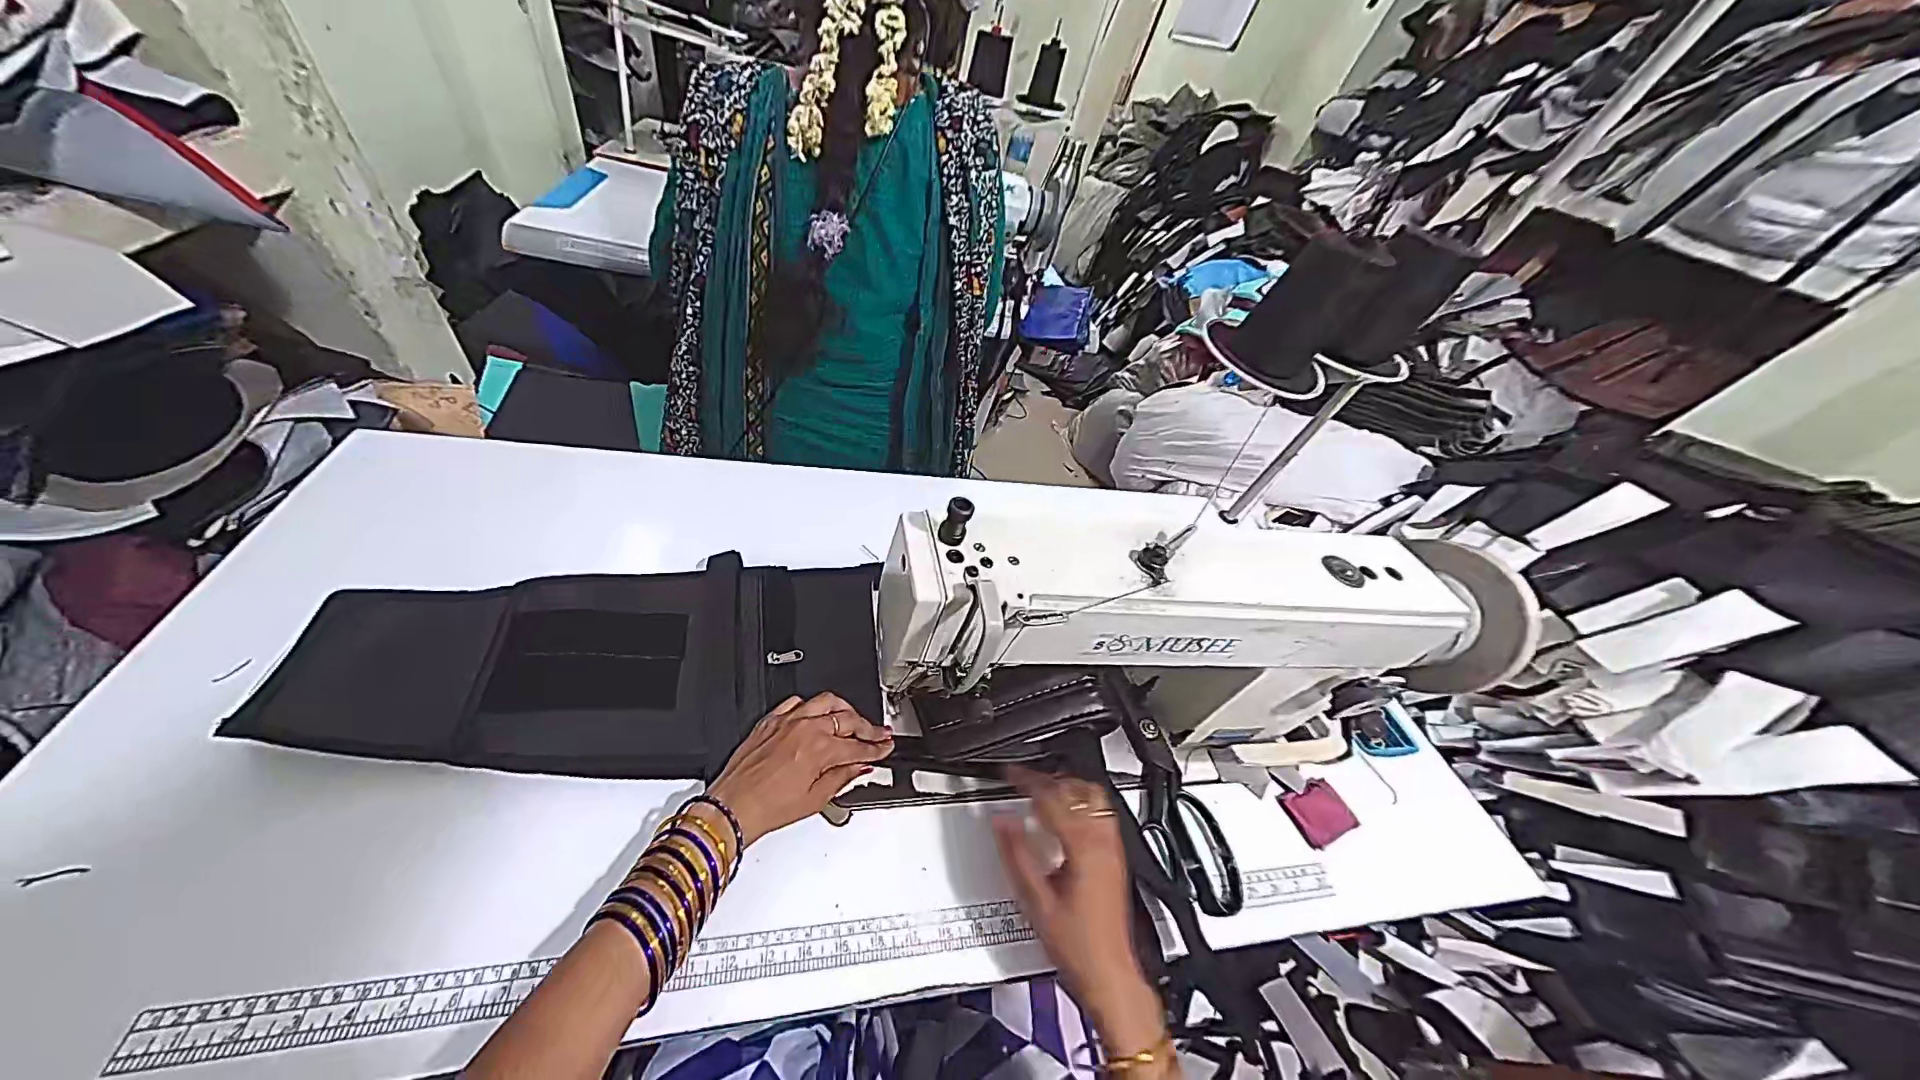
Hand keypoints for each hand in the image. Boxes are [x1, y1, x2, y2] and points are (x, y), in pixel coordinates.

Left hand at [707, 693, 892, 845]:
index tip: (885, 747)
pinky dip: (811, 706)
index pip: (859, 745)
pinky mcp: (771, 720)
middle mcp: (805, 729)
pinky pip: (797, 702)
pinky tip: (816, 713)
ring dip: (845, 709)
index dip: (877, 747)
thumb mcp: (815, 799)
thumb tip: (860, 767)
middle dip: (868, 728)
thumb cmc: (767, 807)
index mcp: (820, 749)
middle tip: (878, 734)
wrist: (732, 807)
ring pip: (826, 701)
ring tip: (854, 718)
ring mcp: (787, 721)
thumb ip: (843, 777)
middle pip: (848, 719)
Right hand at [992, 768, 1166, 1055]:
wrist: (1108, 973)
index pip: (1052, 797)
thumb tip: (1002, 822)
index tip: (1011, 774)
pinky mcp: (1117, 857)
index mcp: (1083, 846)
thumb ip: (1017, 855)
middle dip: (1048, 779)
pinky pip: (1102, 814)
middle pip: (1077, 789)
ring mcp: (1114, 848)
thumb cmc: (1078, 946)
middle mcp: (1103, 841)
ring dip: (1067, 787)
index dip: (1028, 780)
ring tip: (1044, 790)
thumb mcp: (1035, 901)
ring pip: (1093, 797)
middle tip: (1024, 780)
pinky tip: (1066, 815)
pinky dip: (1081, 803)